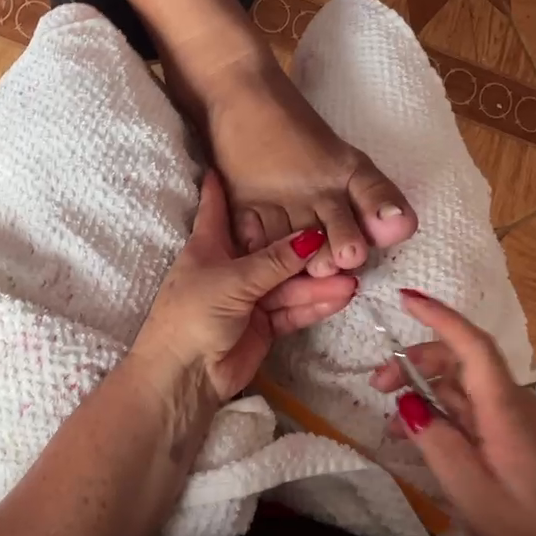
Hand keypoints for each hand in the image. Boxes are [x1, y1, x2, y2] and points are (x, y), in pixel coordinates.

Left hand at [132, 171, 356, 400]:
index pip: (217, 207)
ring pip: (288, 281)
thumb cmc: (192, 314)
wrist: (183, 376)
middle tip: (342, 238)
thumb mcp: (233, 280)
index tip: (229, 159)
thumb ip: (274, 261)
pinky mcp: (264, 325)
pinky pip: (293, 309)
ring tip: (353, 276)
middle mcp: (230, 266)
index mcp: (209, 245)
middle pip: (271, 248)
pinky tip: (341, 297)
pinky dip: (315, 304)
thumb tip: (312, 237)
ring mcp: (249, 297)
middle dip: (304, 245)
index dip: (222, 185)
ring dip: (317, 280)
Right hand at [370, 289, 535, 535]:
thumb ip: (436, 443)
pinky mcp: (530, 449)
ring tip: (395, 422)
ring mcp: (527, 428)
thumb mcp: (473, 495)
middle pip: (464, 363)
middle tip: (377, 387)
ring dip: (429, 393)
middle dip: (417, 363)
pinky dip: (449, 416)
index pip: (471, 345)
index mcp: (506, 411)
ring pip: (469, 391)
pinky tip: (430, 441)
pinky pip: (481, 416)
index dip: (437, 315)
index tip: (403, 297)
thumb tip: (408, 404)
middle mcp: (519, 408)